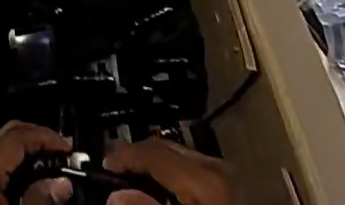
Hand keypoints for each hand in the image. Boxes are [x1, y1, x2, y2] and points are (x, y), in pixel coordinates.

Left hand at [0, 121, 73, 204]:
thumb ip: (41, 200)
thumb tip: (63, 181)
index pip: (17, 136)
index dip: (45, 136)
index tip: (70, 147)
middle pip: (8, 135)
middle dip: (37, 137)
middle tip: (65, 150)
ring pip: (4, 147)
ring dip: (30, 149)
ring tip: (56, 160)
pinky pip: (0, 163)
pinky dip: (20, 162)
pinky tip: (38, 174)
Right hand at [103, 137, 237, 204]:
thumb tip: (118, 197)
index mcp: (204, 181)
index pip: (152, 151)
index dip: (123, 155)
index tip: (104, 164)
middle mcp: (219, 171)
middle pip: (166, 148)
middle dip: (139, 158)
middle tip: (116, 172)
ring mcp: (232, 181)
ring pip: (183, 158)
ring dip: (158, 166)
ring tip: (139, 185)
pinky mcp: (240, 192)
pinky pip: (200, 171)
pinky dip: (178, 177)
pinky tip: (169, 195)